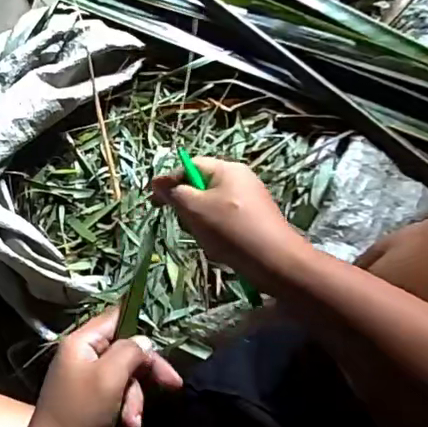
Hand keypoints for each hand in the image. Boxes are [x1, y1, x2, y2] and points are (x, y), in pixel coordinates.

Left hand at [28, 308, 182, 426]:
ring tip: (133, 422)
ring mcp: (85, 376)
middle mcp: (83, 354)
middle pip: (125, 350)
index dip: (140, 324)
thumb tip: (144, 339)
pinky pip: (116, 394)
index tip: (163, 339)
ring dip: (134, 399)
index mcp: (81, 341)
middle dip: (146, 372)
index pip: (115, 317)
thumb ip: (129, 352)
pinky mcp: (90, 397)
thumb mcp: (110, 376)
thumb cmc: (81, 409)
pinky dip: (125, 410)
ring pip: (124, 376)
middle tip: (172, 385)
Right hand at [149, 157, 308, 276]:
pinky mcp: (253, 217)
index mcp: (227, 169)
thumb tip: (157, 182)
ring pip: (209, 203)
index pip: (189, 166)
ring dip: (198, 219)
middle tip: (181, 221)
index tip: (153, 201)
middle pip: (199, 185)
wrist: (274, 260)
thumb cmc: (230, 229)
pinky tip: (217, 243)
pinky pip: (223, 216)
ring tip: (203, 236)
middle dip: (185, 204)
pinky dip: (213, 228)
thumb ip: (173, 192)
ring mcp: (248, 198)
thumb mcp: (194, 208)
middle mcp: (240, 178)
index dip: (169, 181)